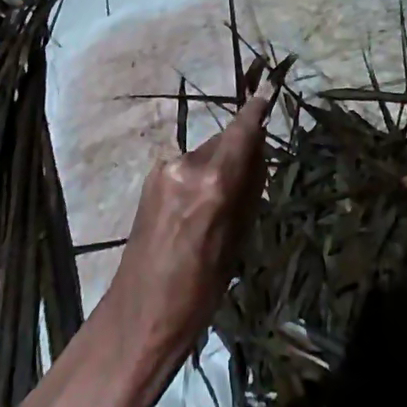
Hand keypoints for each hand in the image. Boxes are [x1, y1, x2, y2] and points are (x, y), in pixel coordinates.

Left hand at [99, 74, 280, 373]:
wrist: (139, 315)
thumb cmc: (199, 291)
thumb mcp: (236, 242)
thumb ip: (246, 191)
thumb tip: (256, 156)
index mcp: (211, 184)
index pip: (240, 134)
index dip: (255, 112)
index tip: (267, 92)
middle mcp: (184, 166)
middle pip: (223, 142)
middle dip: (240, 151)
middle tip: (253, 178)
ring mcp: (162, 171)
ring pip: (205, 155)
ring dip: (219, 166)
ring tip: (224, 206)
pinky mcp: (150, 180)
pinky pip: (187, 168)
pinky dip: (201, 177)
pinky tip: (200, 209)